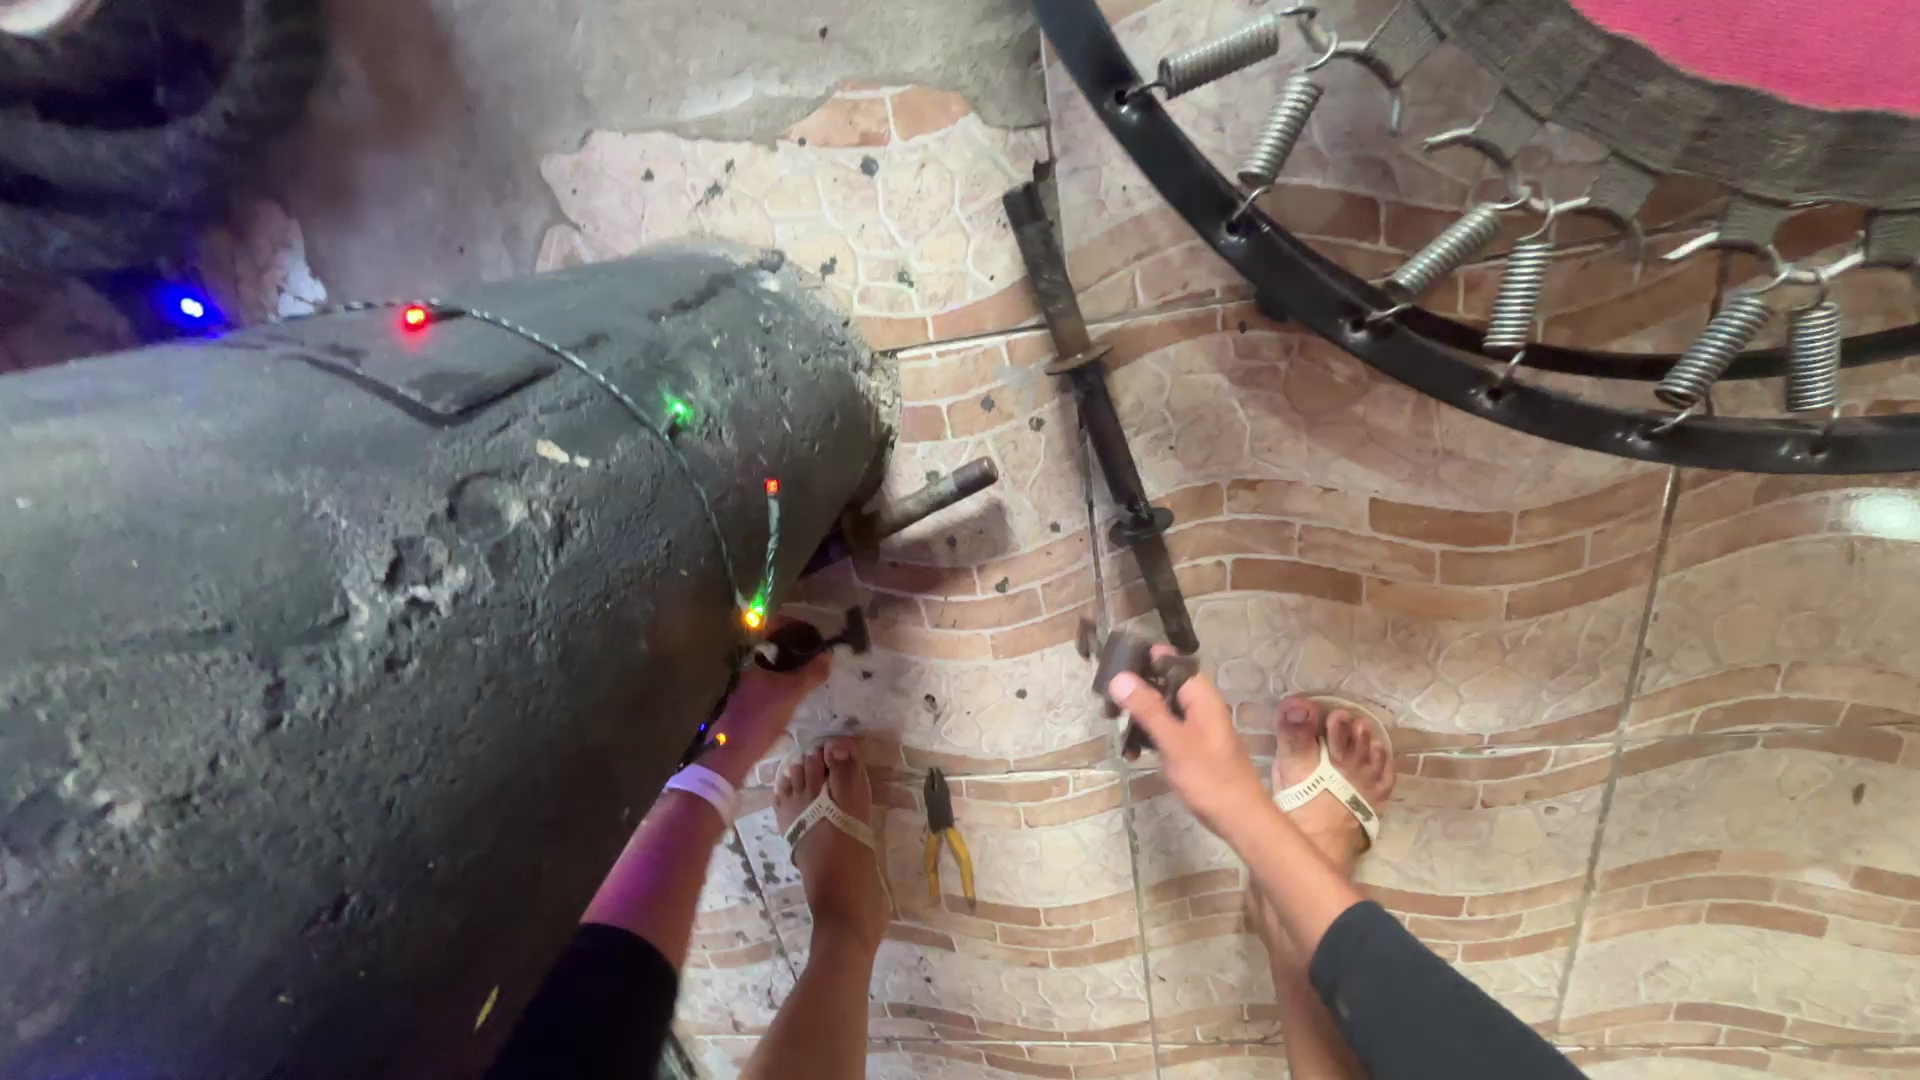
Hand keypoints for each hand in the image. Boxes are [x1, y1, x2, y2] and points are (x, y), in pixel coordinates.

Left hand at [703, 634, 830, 784]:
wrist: (731, 752)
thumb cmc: (760, 717)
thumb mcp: (792, 694)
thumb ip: (812, 672)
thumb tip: (829, 654)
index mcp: (754, 655)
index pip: (775, 626)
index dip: (796, 624)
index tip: (816, 631)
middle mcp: (748, 663)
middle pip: (775, 644)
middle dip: (797, 644)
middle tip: (819, 650)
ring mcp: (746, 679)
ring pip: (773, 662)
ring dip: (792, 662)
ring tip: (813, 667)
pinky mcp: (747, 695)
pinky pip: (770, 677)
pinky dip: (785, 677)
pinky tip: (798, 686)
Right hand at [1108, 655, 1265, 836]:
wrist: (1238, 818)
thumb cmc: (1208, 776)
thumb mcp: (1173, 741)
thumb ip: (1147, 708)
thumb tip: (1120, 677)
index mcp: (1201, 697)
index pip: (1172, 662)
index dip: (1146, 657)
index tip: (1117, 661)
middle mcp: (1200, 705)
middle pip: (1163, 684)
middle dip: (1136, 690)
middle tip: (1108, 700)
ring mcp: (1196, 726)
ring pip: (1161, 708)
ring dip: (1139, 715)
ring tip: (1114, 724)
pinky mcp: (1190, 745)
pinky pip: (1165, 729)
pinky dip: (1148, 735)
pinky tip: (1132, 751)